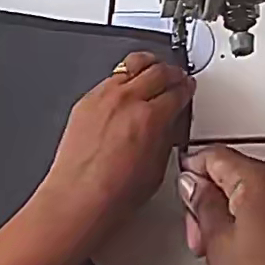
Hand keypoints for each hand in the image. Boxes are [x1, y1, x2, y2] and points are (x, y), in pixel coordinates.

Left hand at [28, 50, 191, 250]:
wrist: (77, 200)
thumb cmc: (111, 195)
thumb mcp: (157, 169)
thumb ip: (166, 137)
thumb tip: (169, 124)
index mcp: (150, 117)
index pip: (177, 91)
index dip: (186, 89)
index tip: (187, 89)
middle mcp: (127, 100)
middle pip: (158, 71)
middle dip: (173, 73)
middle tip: (177, 77)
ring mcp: (104, 96)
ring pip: (133, 64)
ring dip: (149, 65)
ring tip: (154, 68)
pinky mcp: (86, 99)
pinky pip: (111, 77)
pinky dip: (124, 77)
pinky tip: (127, 84)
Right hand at [179, 146, 264, 264]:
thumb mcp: (217, 241)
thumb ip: (200, 204)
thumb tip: (190, 184)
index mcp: (254, 176)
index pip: (211, 154)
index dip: (190, 173)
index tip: (181, 193)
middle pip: (222, 169)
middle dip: (203, 197)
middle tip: (197, 230)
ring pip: (232, 185)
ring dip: (216, 209)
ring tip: (211, 244)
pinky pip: (246, 198)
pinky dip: (232, 216)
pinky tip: (226, 244)